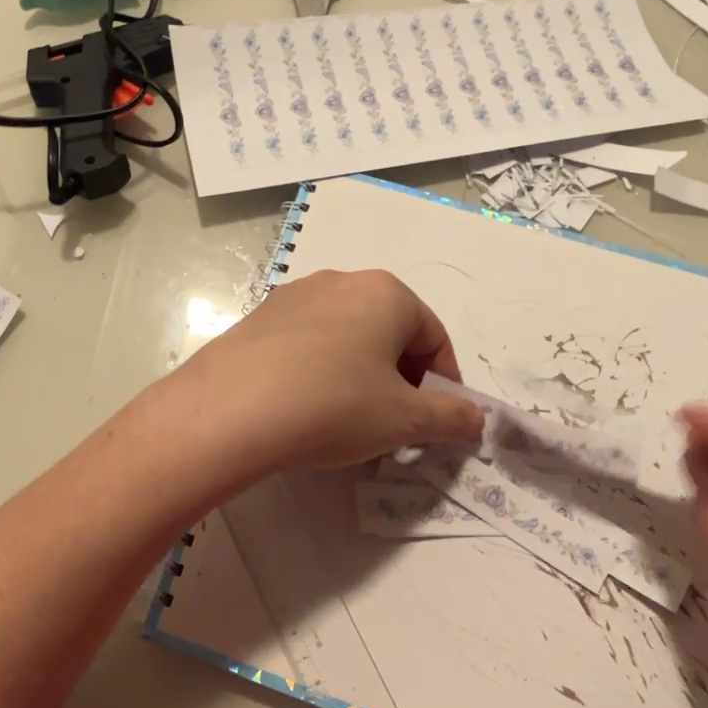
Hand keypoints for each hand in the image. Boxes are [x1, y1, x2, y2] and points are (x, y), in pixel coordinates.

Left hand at [153, 269, 482, 483]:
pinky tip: (304, 409)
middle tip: (391, 426)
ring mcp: (293, 296)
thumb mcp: (404, 420)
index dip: (443, 384)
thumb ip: (451, 418)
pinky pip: (306, 344)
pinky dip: (318, 372)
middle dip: (399, 380)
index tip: (434, 424)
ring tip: (346, 422)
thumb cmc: (333, 406)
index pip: (434, 337)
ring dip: (358, 376)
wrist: (230, 410)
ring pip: (346, 338)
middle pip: (389, 333)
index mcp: (385, 292)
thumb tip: (477, 420)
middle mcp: (339, 282)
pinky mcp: (258, 318)